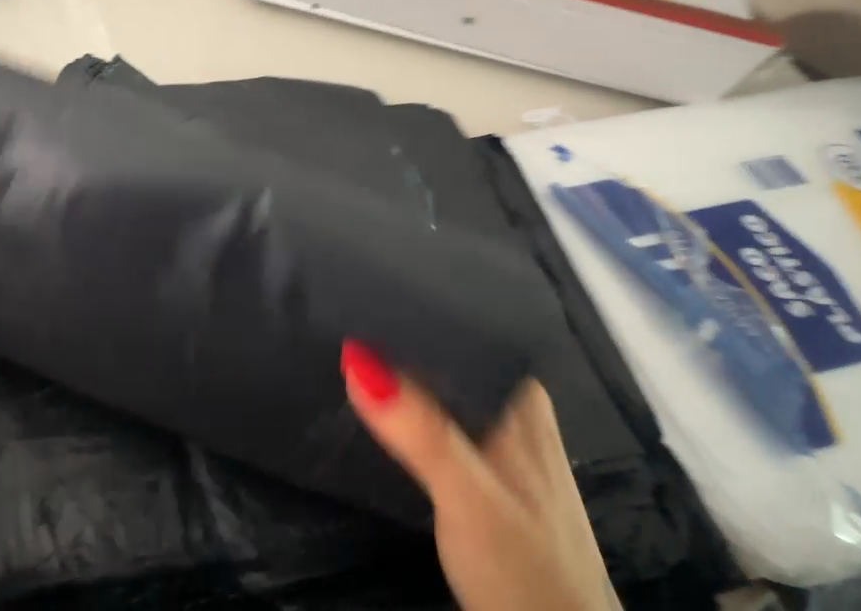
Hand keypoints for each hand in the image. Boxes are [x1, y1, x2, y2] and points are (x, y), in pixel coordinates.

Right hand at [341, 341, 618, 610]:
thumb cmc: (525, 566)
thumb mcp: (467, 495)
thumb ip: (419, 429)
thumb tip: (355, 357)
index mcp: (519, 402)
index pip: (459, 336)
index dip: (407, 315)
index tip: (351, 295)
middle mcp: (514, 415)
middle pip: (448, 363)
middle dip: (396, 345)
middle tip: (335, 322)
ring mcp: (502, 448)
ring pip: (443, 393)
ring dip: (400, 380)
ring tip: (347, 358)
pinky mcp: (486, 478)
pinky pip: (439, 424)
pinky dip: (408, 415)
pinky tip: (381, 415)